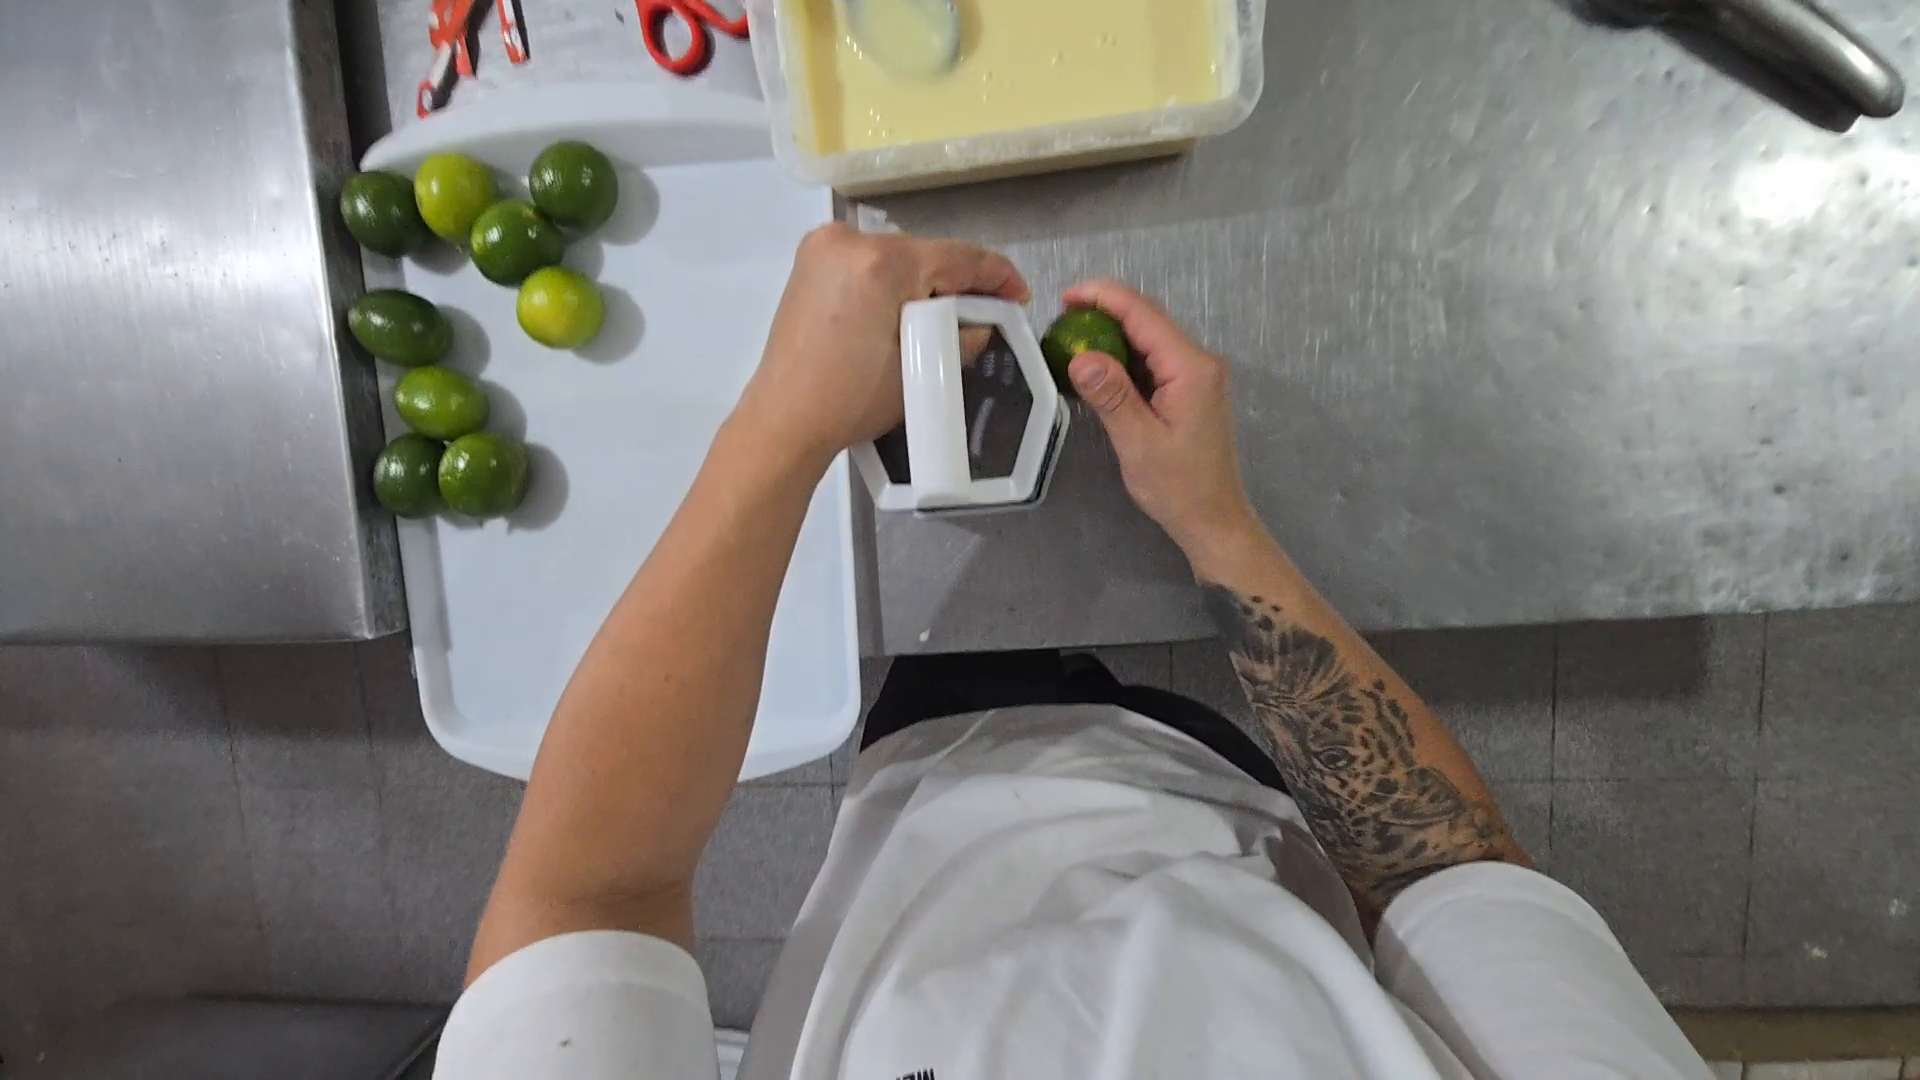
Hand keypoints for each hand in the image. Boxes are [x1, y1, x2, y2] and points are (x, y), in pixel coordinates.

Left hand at [733, 224, 1028, 465]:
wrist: (785, 420)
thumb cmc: (851, 400)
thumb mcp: (919, 370)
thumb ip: (960, 337)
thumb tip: (981, 323)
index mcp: (880, 263)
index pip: (957, 257)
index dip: (996, 275)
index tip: (1019, 294)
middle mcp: (848, 241)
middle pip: (924, 254)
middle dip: (956, 283)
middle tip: (982, 315)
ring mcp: (822, 249)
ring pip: (895, 257)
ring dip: (922, 283)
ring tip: (941, 320)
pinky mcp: (809, 266)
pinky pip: (867, 264)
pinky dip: (890, 283)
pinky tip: (902, 313)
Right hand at [1062, 279, 1266, 567]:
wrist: (1212, 518)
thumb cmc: (1178, 487)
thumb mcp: (1138, 443)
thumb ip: (1112, 396)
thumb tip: (1082, 357)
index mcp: (1191, 368)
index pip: (1144, 314)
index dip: (1103, 297)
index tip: (1065, 297)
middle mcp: (1199, 362)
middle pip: (1148, 320)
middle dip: (1105, 310)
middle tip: (1060, 319)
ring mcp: (1197, 375)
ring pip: (1150, 338)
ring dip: (1112, 333)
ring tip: (1072, 337)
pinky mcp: (1189, 389)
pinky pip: (1153, 360)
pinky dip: (1124, 356)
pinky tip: (1098, 366)